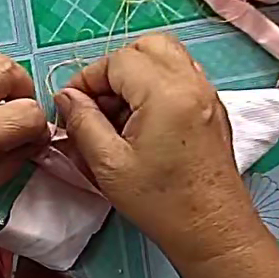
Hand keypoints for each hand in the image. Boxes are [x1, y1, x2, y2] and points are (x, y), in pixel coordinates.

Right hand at [54, 34, 269, 266]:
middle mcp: (192, 83)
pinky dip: (155, 86)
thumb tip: (66, 97)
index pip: (118, 60)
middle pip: (147, 47)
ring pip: (166, 58)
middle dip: (113, 69)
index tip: (71, 106)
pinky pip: (180, 78)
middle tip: (95, 104)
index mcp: (166, 92)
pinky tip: (139, 123)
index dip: (87, 79)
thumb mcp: (108, 164)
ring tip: (116, 115)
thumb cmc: (160, 202)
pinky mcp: (212, 110)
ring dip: (135, 76)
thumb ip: (83, 122)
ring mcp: (207, 95)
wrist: (211, 230)